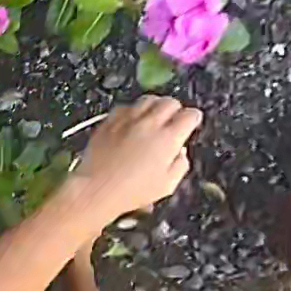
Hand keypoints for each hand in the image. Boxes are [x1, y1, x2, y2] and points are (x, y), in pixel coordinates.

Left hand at [65, 96, 202, 217]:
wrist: (97, 187)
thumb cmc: (132, 191)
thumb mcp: (167, 185)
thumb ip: (180, 165)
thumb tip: (181, 152)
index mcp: (167, 139)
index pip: (188, 116)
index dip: (193, 117)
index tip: (192, 120)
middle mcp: (148, 124)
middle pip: (169, 102)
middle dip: (176, 109)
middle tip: (175, 118)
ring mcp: (126, 119)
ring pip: (147, 99)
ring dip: (156, 105)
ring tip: (156, 115)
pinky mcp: (109, 120)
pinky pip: (126, 106)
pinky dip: (134, 110)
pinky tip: (134, 119)